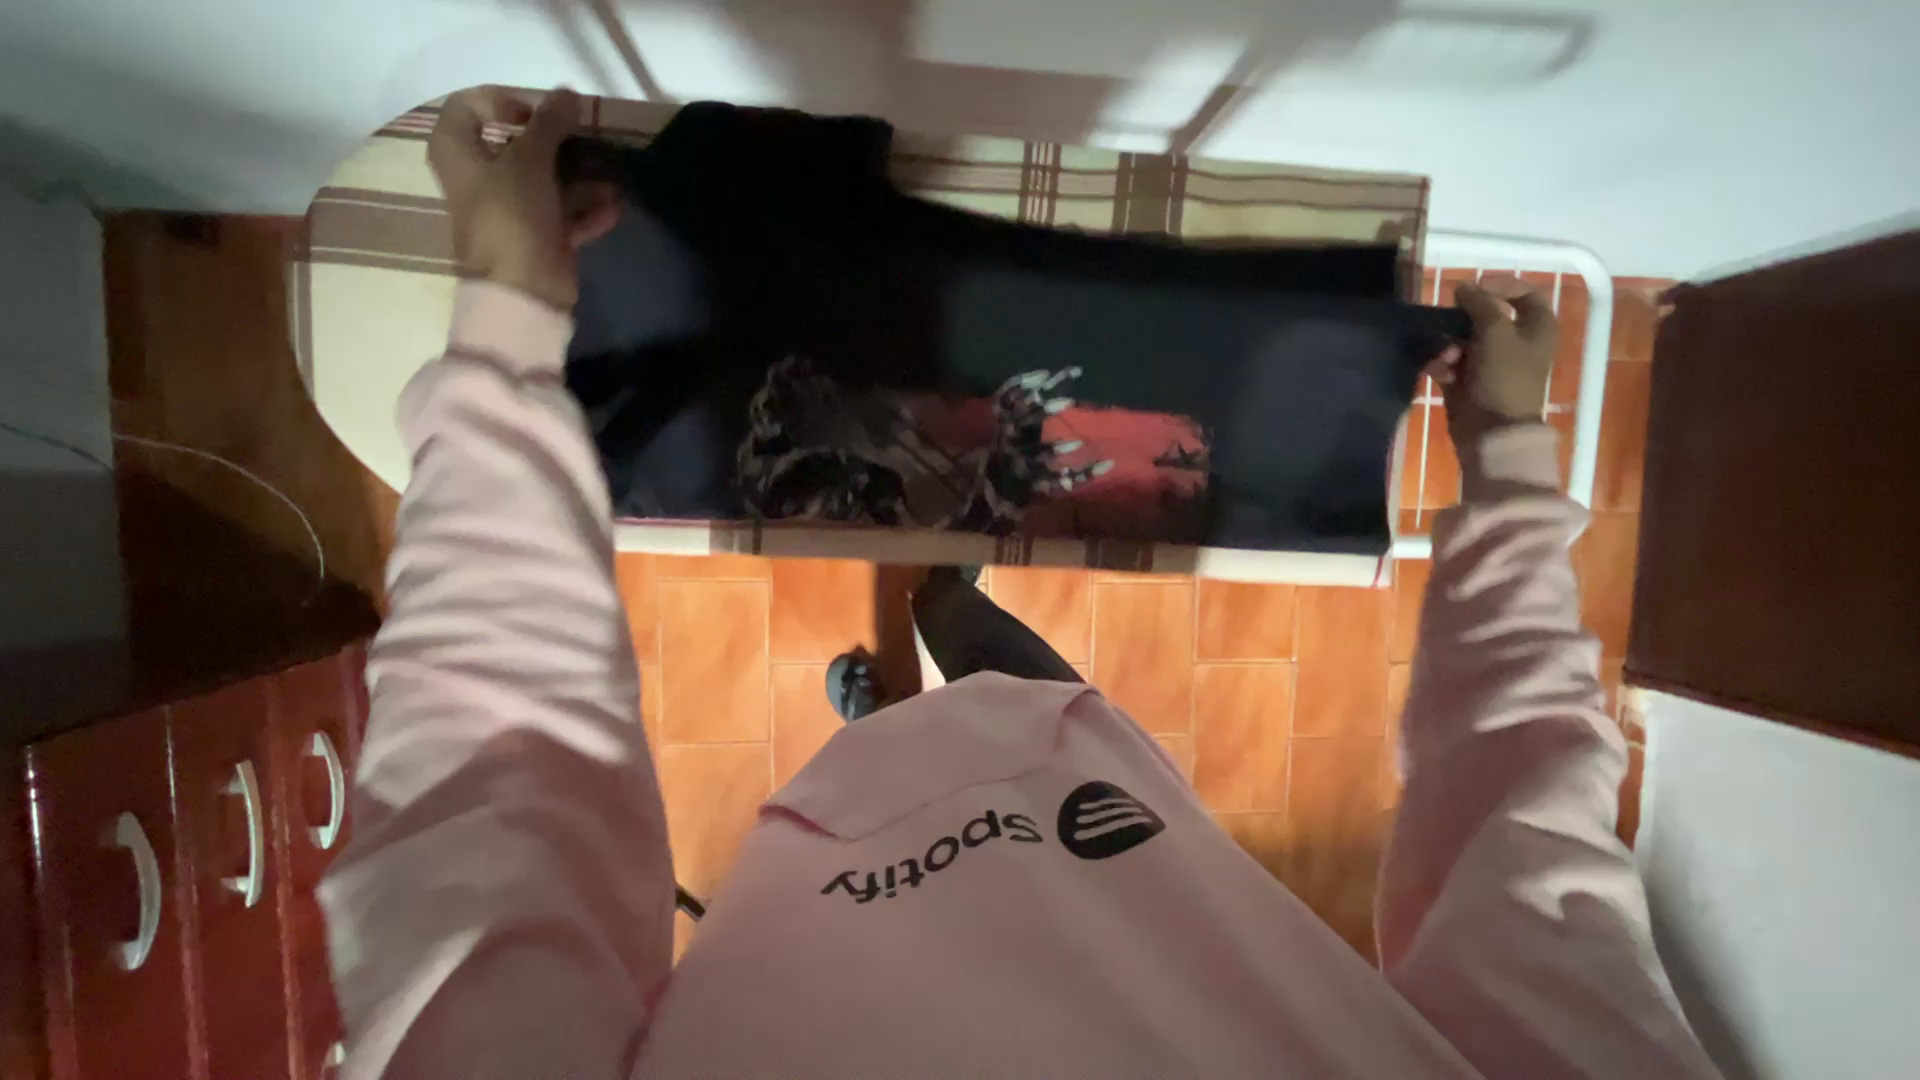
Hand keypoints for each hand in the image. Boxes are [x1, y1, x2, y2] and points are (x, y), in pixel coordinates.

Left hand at [428, 86, 618, 310]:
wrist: (523, 293)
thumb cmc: (512, 217)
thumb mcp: (528, 161)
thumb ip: (549, 124)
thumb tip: (569, 94)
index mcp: (458, 154)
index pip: (469, 108)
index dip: (503, 102)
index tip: (539, 114)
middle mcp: (481, 179)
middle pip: (518, 147)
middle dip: (557, 144)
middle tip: (585, 142)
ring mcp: (513, 212)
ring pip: (548, 183)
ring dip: (582, 180)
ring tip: (612, 178)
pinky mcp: (541, 239)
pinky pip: (567, 216)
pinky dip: (589, 211)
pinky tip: (615, 208)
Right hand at [1428, 277, 1556, 442]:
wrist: (1492, 429)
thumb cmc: (1503, 377)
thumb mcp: (1495, 332)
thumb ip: (1479, 304)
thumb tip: (1463, 288)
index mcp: (1536, 327)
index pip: (1524, 293)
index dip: (1500, 286)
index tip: (1473, 288)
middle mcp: (1515, 341)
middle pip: (1485, 316)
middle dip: (1463, 320)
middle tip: (1449, 321)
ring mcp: (1490, 361)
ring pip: (1462, 339)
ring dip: (1448, 345)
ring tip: (1445, 358)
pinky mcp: (1467, 379)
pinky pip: (1449, 361)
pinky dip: (1441, 364)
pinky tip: (1439, 372)